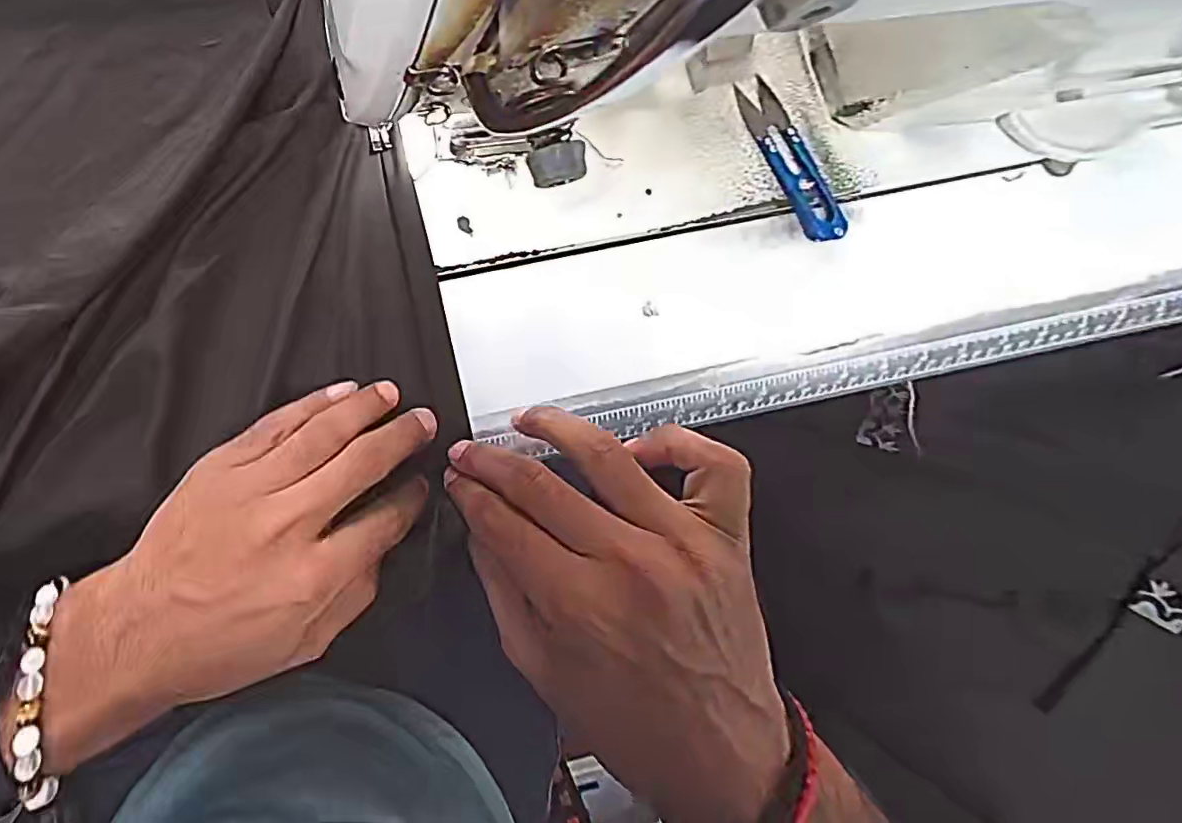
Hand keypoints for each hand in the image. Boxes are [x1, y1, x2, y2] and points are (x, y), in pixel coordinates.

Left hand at [29, 381, 434, 771]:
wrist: (142, 625)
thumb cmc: (216, 642)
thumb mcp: (301, 643)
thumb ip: (353, 595)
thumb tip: (382, 548)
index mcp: (311, 575)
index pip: (381, 522)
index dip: (409, 499)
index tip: (419, 485)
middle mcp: (286, 523)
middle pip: (360, 464)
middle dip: (399, 439)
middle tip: (421, 423)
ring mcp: (251, 488)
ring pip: (322, 434)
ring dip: (363, 409)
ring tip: (390, 395)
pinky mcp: (222, 465)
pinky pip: (276, 424)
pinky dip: (312, 405)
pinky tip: (338, 394)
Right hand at [447, 409, 787, 822]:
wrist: (724, 761)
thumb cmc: (632, 723)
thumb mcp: (537, 664)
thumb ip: (500, 587)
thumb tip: (477, 525)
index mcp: (578, 604)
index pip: (501, 519)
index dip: (467, 492)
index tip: (457, 480)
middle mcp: (629, 565)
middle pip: (538, 483)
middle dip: (488, 460)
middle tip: (471, 452)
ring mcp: (682, 545)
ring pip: (607, 454)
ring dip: (555, 426)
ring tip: (528, 421)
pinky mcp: (725, 540)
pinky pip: (713, 466)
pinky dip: (677, 441)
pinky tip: (639, 446)